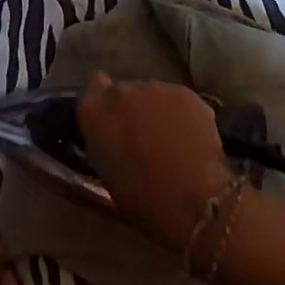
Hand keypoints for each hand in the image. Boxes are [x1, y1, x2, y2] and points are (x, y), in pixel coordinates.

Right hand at [76, 72, 232, 250]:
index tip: (111, 118)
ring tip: (171, 139)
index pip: (93, 88)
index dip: (104, 102)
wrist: (189, 196)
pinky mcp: (187, 93)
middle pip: (125, 93)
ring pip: (154, 95)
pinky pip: (179, 101)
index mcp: (95, 111)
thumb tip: (113, 135)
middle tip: (142, 135)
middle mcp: (122, 91)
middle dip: (132, 109)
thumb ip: (104, 140)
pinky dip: (182, 114)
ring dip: (157, 111)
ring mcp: (157, 88)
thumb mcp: (105, 170)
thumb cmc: (140, 195)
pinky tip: (190, 137)